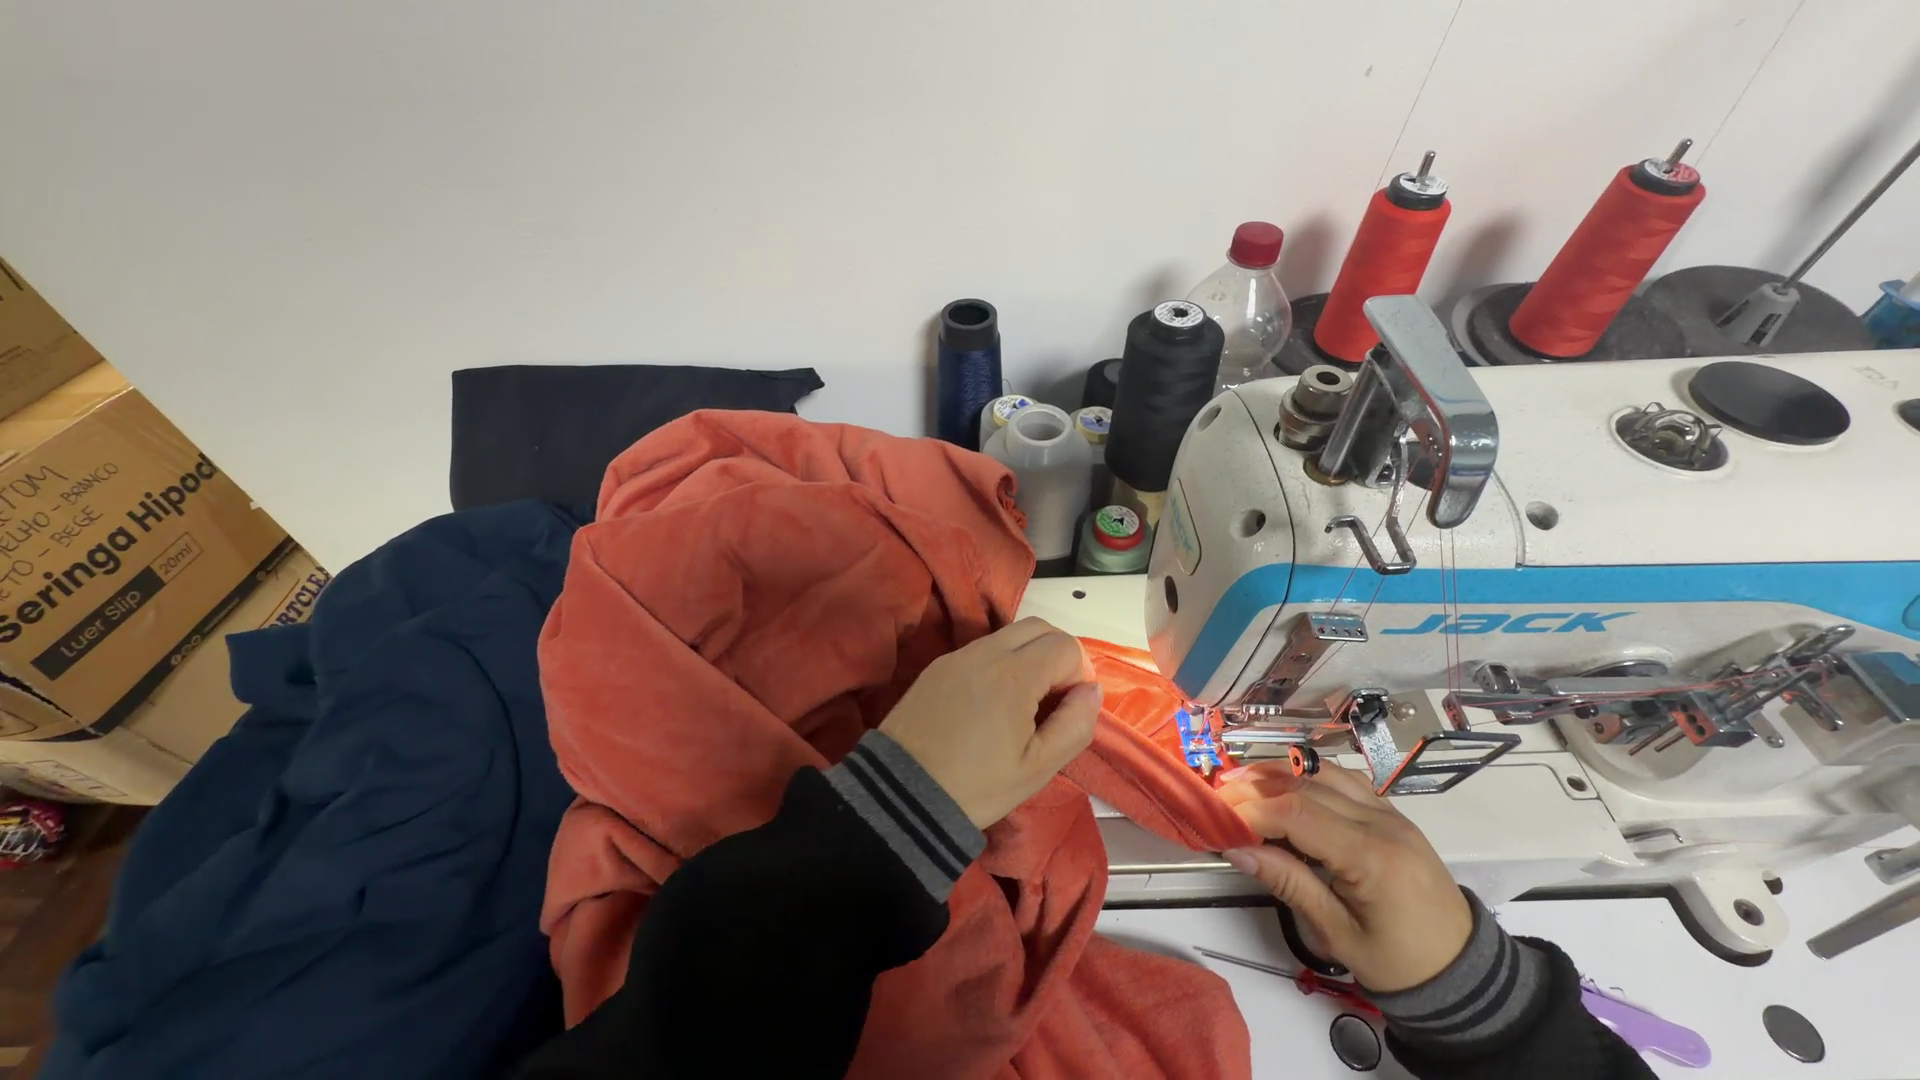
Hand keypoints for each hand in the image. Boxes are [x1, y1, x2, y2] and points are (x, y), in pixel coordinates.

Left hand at [879, 618, 1101, 828]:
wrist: (901, 794)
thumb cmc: (975, 786)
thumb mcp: (1037, 768)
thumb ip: (1075, 725)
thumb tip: (1091, 691)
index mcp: (1013, 675)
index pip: (1065, 646)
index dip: (1080, 672)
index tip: (1072, 706)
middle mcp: (985, 653)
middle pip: (1039, 627)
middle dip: (1058, 653)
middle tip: (1057, 696)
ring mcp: (957, 656)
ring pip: (1008, 634)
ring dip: (1029, 655)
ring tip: (1026, 702)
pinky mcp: (937, 667)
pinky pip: (981, 649)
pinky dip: (1000, 661)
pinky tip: (994, 702)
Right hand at [1217, 761, 1470, 992]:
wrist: (1462, 973)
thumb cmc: (1398, 963)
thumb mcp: (1337, 934)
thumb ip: (1289, 883)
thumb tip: (1236, 850)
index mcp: (1372, 857)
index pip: (1299, 813)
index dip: (1253, 810)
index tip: (1218, 819)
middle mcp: (1383, 823)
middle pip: (1307, 785)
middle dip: (1257, 788)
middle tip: (1218, 797)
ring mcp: (1391, 814)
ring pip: (1326, 774)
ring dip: (1282, 774)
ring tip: (1243, 784)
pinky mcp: (1393, 815)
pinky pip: (1346, 782)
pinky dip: (1310, 777)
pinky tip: (1287, 787)